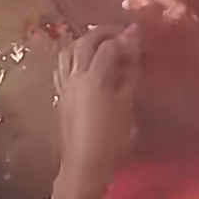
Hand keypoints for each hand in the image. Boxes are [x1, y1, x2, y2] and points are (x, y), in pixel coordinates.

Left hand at [53, 25, 141, 188]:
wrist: (85, 166)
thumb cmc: (111, 138)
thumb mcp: (126, 105)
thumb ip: (129, 74)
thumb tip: (134, 50)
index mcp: (93, 78)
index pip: (108, 47)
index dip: (124, 39)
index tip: (137, 35)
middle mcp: (75, 76)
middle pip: (84, 42)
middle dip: (102, 33)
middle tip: (119, 34)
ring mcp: (64, 84)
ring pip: (68, 51)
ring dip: (84, 42)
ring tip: (100, 44)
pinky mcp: (60, 94)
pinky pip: (63, 66)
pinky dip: (73, 56)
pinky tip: (84, 62)